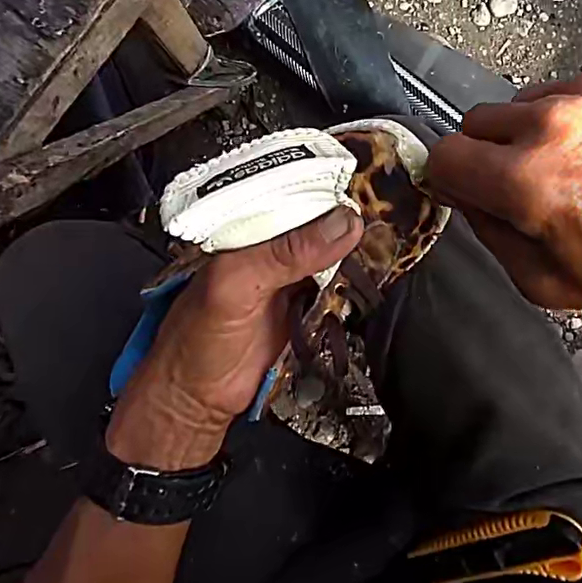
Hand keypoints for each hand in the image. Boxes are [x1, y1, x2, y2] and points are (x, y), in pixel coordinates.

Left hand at [110, 207, 362, 467]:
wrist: (199, 397)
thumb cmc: (196, 338)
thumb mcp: (237, 285)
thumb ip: (285, 253)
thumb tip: (339, 225)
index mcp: (244, 225)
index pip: (293, 190)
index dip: (328, 186)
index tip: (368, 189)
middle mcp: (269, 244)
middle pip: (320, 219)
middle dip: (350, 219)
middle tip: (383, 221)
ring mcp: (291, 275)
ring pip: (335, 251)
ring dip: (358, 251)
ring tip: (385, 246)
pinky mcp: (307, 305)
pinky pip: (340, 287)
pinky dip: (355, 284)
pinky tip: (371, 278)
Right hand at [426, 54, 581, 333]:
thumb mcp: (552, 284)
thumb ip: (494, 237)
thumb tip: (471, 202)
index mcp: (528, 180)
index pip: (444, 155)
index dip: (450, 178)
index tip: (462, 185)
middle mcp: (556, 122)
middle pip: (478, 120)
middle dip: (489, 154)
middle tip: (526, 185)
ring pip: (528, 99)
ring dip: (538, 131)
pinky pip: (581, 87)